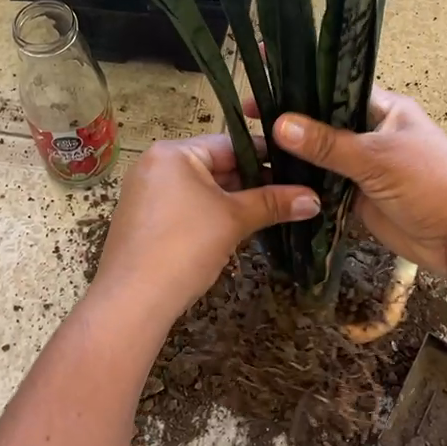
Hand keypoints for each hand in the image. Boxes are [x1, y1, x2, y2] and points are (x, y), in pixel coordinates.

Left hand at [90, 134, 320, 322]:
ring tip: (274, 210)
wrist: (132, 302)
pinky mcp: (144, 220)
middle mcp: (156, 164)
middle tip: (293, 192)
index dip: (266, 157)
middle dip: (252, 182)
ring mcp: (146, 193)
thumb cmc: (184, 247)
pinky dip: (211, 214)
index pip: (230, 144)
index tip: (298, 166)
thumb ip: (273, 203)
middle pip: (215, 166)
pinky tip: (237, 229)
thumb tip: (314, 199)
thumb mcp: (234, 220)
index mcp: (173, 152)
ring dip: (234, 201)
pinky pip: (186, 206)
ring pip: (202, 189)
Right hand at [265, 89, 446, 283]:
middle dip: (290, 119)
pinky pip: (324, 185)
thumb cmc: (431, 184)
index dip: (301, 83)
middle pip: (324, 121)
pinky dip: (302, 183)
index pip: (336, 87)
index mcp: (385, 108)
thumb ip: (328, 143)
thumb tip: (279, 124)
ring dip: (293, 154)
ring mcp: (365, 165)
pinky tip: (269, 178)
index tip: (265, 77)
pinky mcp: (358, 197)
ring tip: (248, 145)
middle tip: (246, 114)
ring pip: (321, 154)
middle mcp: (372, 131)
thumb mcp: (378, 157)